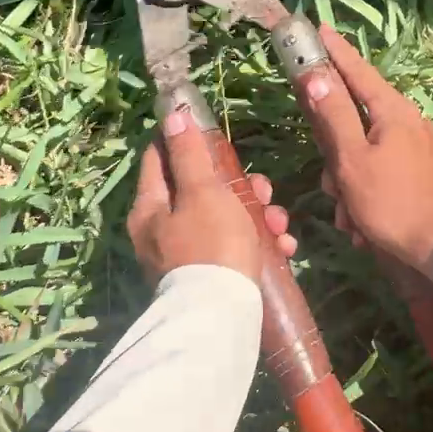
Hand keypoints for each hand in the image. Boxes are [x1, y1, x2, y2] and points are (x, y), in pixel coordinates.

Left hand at [126, 105, 297, 285]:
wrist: (223, 315)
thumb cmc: (212, 243)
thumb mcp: (203, 191)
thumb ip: (190, 154)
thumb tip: (173, 116)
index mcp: (151, 209)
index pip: (159, 158)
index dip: (185, 139)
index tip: (214, 132)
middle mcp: (162, 230)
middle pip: (203, 189)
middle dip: (242, 185)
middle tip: (264, 190)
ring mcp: (187, 254)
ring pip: (227, 216)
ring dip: (259, 214)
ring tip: (279, 224)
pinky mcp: (212, 274)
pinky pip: (237, 245)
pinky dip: (260, 242)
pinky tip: (281, 246)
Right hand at [297, 24, 432, 279]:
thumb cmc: (392, 202)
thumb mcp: (353, 160)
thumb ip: (334, 117)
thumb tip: (318, 75)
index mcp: (393, 111)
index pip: (358, 71)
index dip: (336, 51)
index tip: (320, 28)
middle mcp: (408, 121)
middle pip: (355, 120)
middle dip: (336, 155)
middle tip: (333, 183)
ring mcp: (416, 146)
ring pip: (364, 152)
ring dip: (349, 183)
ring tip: (351, 216)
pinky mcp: (420, 171)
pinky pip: (380, 172)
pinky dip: (365, 195)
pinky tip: (363, 225)